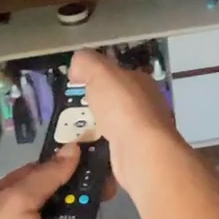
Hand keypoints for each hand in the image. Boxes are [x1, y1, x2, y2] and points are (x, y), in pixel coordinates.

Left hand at [0, 145, 92, 218]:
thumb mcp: (19, 202)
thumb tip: (73, 146)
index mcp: (6, 193)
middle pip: (57, 201)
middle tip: (105, 201)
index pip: (43, 171)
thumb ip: (48, 176)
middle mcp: (16, 215)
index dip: (70, 167)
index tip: (98, 166)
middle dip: (78, 206)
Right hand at [69, 49, 184, 191]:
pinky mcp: (136, 155)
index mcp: (142, 82)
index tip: (77, 85)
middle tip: (71, 111)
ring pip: (114, 126)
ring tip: (72, 132)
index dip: (98, 77)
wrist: (141, 153)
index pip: (119, 74)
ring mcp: (144, 132)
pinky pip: (112, 149)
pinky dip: (99, 149)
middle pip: (116, 102)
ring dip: (96, 129)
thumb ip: (87, 62)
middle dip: (95, 106)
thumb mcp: (101, 72)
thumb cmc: (122, 107)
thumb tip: (77, 67)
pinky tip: (85, 151)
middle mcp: (148, 105)